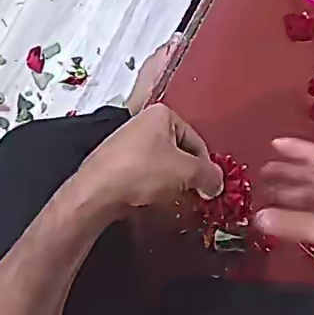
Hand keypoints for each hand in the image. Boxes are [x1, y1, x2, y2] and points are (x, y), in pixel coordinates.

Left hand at [73, 104, 224, 215]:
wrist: (96, 192)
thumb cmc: (142, 171)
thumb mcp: (185, 171)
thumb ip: (208, 175)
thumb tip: (217, 183)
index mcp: (162, 114)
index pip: (197, 141)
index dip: (206, 166)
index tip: (210, 187)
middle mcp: (144, 122)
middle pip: (180, 152)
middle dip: (189, 175)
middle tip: (196, 195)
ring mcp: (128, 142)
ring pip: (163, 164)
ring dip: (173, 183)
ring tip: (176, 200)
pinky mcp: (117, 162)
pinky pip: (145, 173)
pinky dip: (154, 186)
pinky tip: (154, 200)